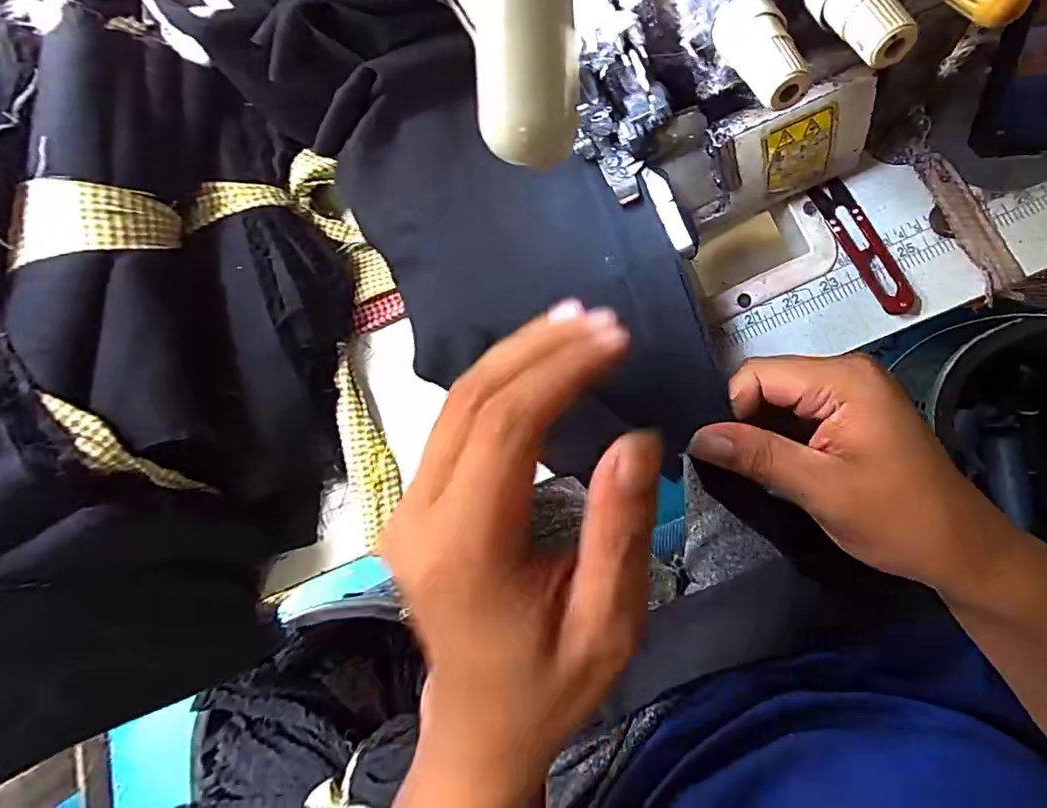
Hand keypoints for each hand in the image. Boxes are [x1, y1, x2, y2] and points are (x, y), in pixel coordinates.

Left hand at [380, 301, 660, 806]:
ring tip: (576, 322)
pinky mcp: (418, 498)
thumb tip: (637, 440)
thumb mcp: (607, 624)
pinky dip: (505, 378)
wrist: (480, 725)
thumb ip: (619, 533)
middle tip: (602, 321)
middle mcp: (420, 517)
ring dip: (520, 352)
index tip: (615, 341)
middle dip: (541, 348)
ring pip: (459, 400)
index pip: (507, 429)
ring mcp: (409, 504)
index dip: (562, 372)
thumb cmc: (550, 683)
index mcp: (465, 550)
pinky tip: (542, 358)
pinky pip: (459, 418)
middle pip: (474, 399)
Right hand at [688, 354, 1010, 599]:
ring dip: (768, 431)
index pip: (759, 373)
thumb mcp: (820, 488)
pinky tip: (788, 464)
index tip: (732, 457)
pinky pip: (804, 409)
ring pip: (784, 397)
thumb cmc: (896, 518)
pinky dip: (788, 435)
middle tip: (746, 469)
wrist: (961, 548)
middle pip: (771, 381)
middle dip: (750, 421)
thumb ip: (757, 455)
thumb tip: (699, 437)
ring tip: (765, 470)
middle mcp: (849, 370)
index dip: (734, 411)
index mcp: (844, 377)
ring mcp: (855, 388)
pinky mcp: (857, 409)